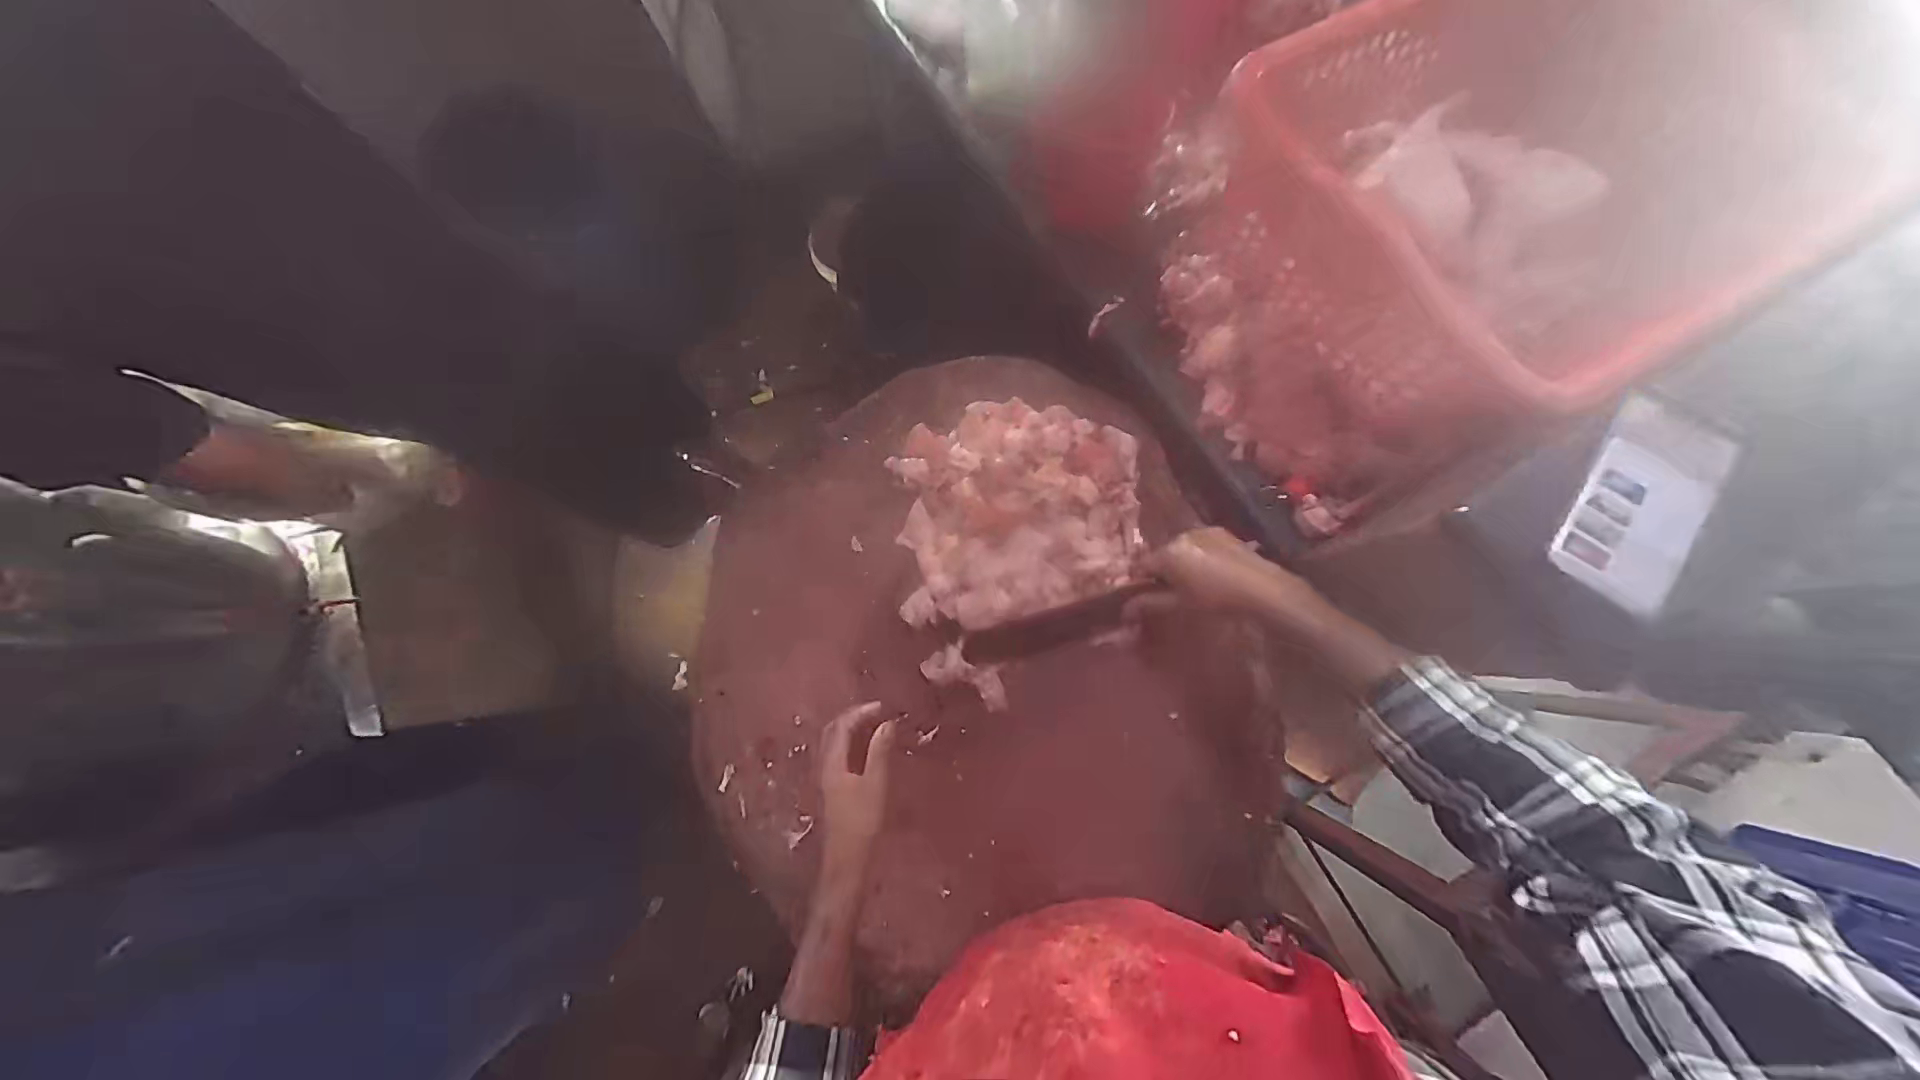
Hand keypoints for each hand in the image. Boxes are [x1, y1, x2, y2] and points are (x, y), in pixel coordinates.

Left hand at [818, 701, 899, 862]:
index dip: (860, 712)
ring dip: (853, 729)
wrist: (848, 859)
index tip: (883, 706)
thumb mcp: (876, 783)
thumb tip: (887, 723)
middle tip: (878, 711)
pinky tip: (870, 748)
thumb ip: (880, 751)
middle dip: (854, 716)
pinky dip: (855, 743)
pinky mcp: (835, 787)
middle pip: (834, 731)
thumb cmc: (863, 821)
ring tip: (877, 724)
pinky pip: (842, 754)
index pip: (842, 726)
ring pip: (836, 743)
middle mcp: (826, 766)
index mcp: (833, 762)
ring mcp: (829, 777)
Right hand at [1146, 527, 1323, 622]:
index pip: (1141, 565)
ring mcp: (1202, 531)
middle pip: (1161, 554)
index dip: (1140, 581)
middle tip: (1172, 592)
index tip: (1146, 595)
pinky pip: (1199, 544)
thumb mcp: (1180, 604)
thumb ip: (1150, 603)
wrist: (1263, 589)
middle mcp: (1181, 536)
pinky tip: (1212, 573)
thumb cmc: (1216, 599)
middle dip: (1162, 570)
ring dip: (1181, 562)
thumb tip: (1125, 609)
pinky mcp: (1221, 533)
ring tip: (1195, 582)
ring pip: (1180, 548)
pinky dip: (1198, 555)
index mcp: (1167, 552)